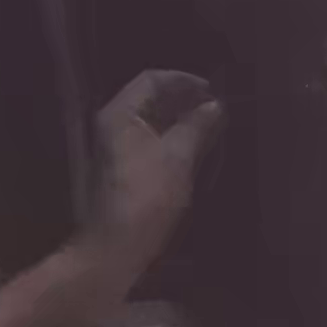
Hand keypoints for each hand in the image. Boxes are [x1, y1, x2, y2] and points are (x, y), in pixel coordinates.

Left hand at [79, 69, 223, 279]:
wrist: (114, 247)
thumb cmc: (145, 199)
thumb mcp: (177, 159)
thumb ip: (196, 127)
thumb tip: (214, 106)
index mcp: (118, 115)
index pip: (151, 80)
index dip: (183, 80)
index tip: (211, 90)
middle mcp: (112, 125)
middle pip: (149, 98)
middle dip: (183, 99)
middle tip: (215, 106)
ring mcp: (114, 146)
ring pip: (150, 120)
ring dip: (178, 119)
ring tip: (211, 124)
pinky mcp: (122, 166)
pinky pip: (148, 139)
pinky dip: (170, 137)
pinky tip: (195, 145)